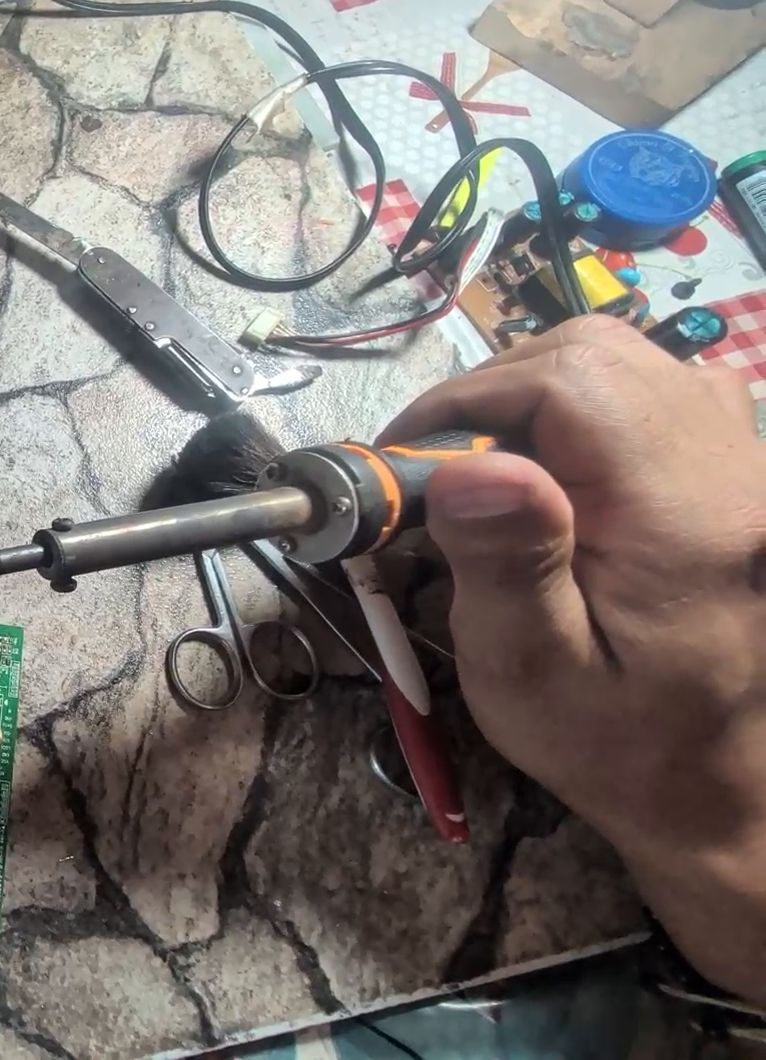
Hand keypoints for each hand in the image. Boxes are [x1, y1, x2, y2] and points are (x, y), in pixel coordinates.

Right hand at [381, 314, 765, 999]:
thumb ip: (508, 565)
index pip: (571, 384)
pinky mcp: (721, 472)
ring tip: (469, 468)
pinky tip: (525, 471)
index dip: (465, 402)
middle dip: (483, 395)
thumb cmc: (605, 736)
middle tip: (428, 469)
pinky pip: (631, 393)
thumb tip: (472, 467)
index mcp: (684, 517)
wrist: (714, 780)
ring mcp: (735, 464)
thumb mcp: (529, 666)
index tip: (402, 464)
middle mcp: (729, 468)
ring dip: (514, 398)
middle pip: (593, 355)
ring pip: (613, 361)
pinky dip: (553, 412)